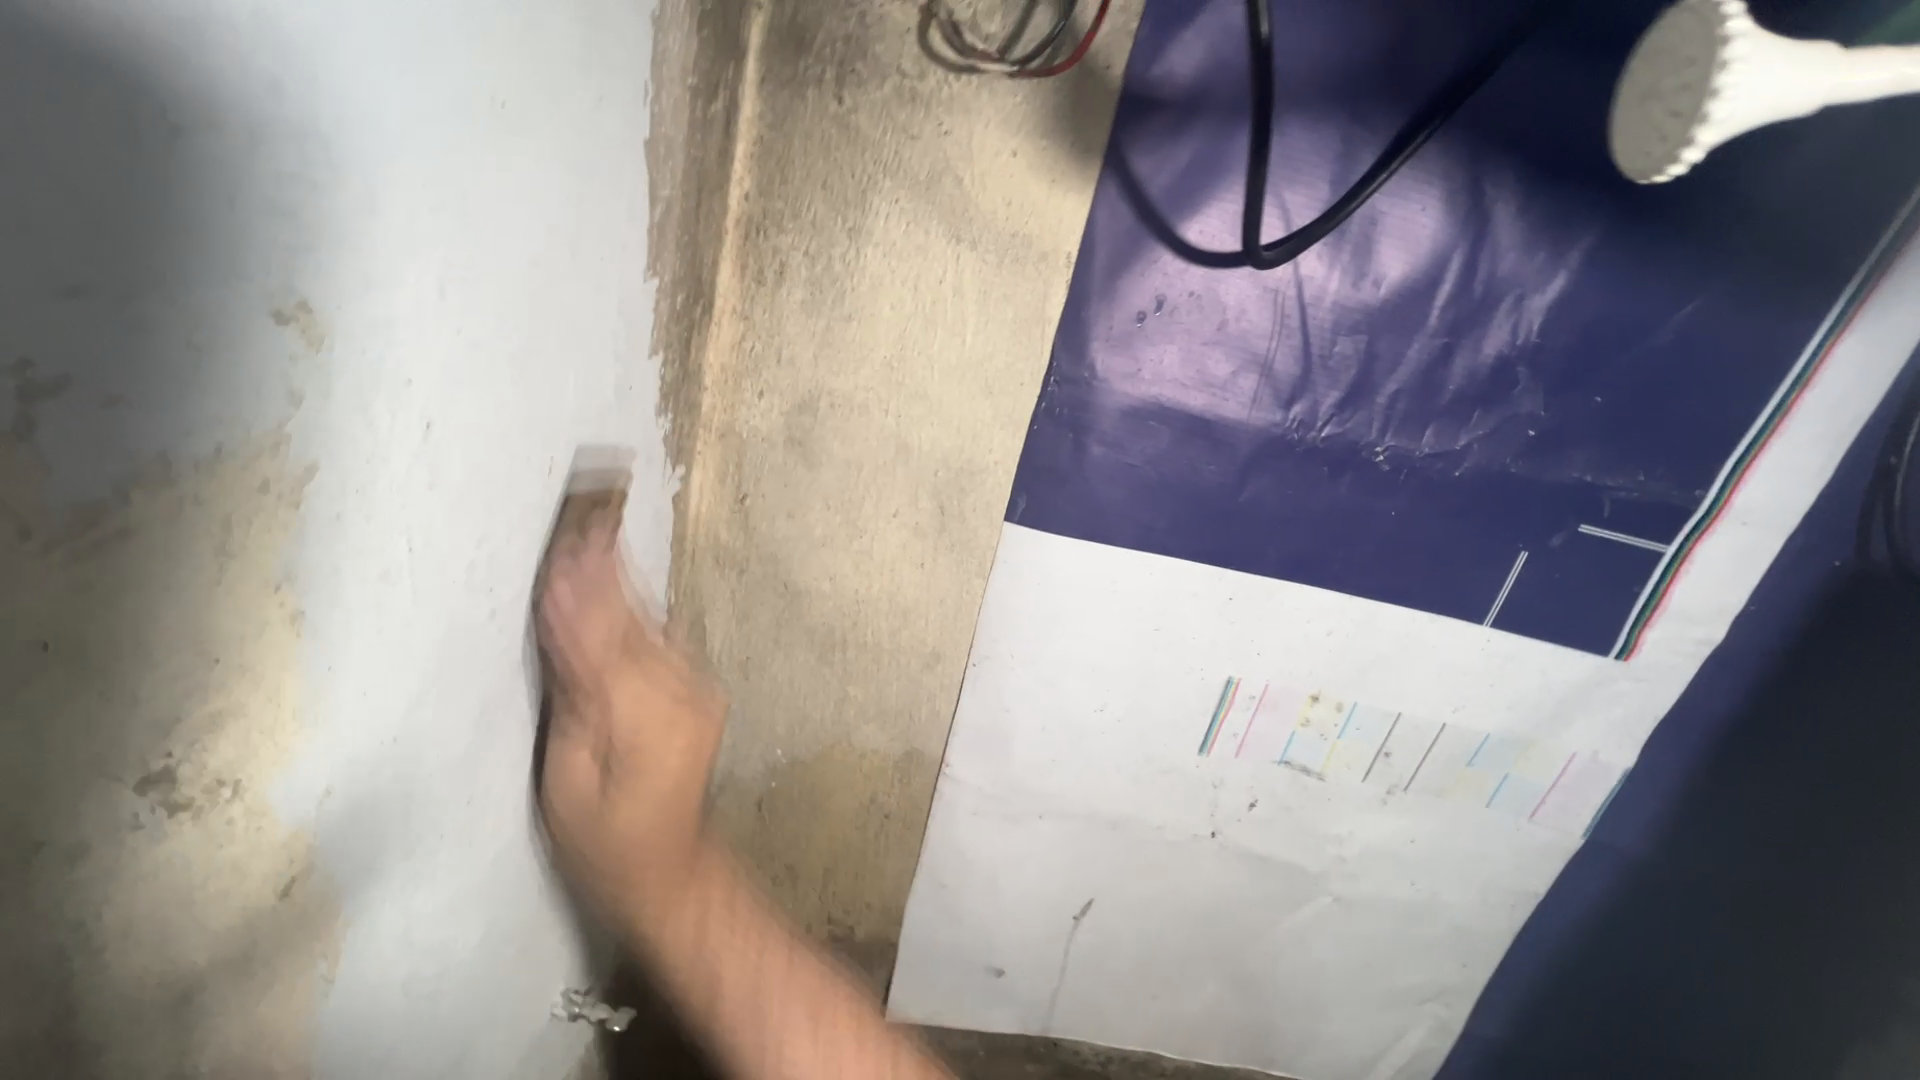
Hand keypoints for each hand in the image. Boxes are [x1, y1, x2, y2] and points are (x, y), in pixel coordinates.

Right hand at [536, 511, 724, 932]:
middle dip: (605, 563)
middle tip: (588, 503)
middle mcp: (682, 690)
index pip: (602, 634)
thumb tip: (561, 625)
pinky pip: (662, 638)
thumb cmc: (602, 838)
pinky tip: (621, 574)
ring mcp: (698, 688)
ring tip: (599, 521)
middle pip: (631, 616)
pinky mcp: (701, 690)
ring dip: (622, 576)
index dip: (584, 581)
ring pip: (651, 620)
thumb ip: (573, 696)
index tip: (571, 532)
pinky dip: (637, 606)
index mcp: (644, 714)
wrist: (670, 865)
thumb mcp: (569, 777)